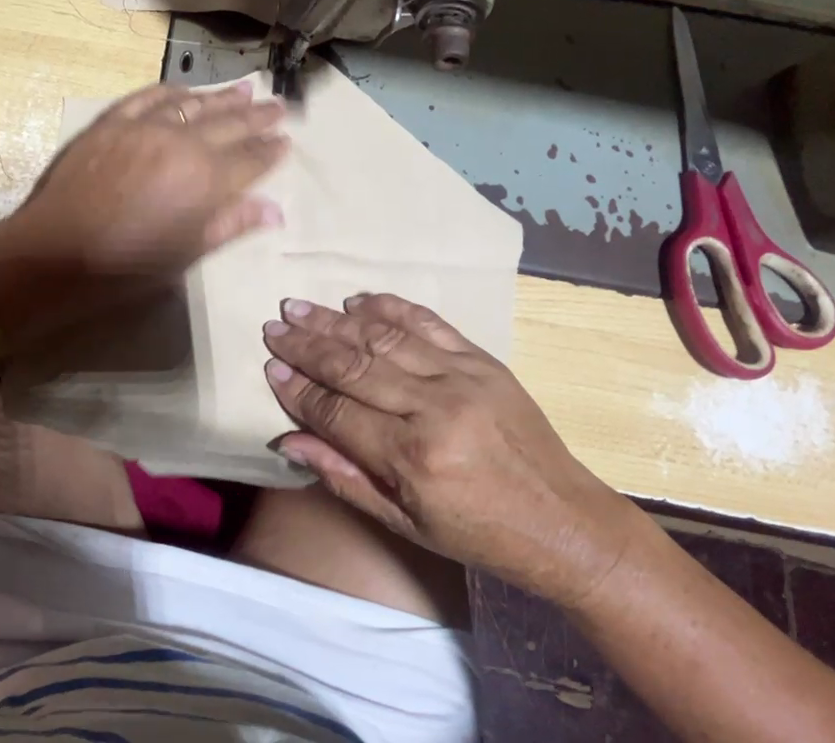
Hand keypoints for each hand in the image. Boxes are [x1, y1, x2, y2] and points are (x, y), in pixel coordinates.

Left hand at [0, 80, 287, 339]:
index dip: (271, 151)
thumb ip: (230, 224)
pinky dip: (171, 92)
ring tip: (245, 90)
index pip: (251, 159)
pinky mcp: (110, 123)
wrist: (53, 255)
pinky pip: (147, 97)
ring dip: (221, 97)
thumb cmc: (125, 268)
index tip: (287, 141)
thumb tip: (274, 209)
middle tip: (278, 106)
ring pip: (192, 103)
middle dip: (257, 116)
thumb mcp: (185, 255)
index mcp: (205, 180)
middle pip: (228, 123)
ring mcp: (142, 127)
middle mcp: (180, 142)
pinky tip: (185, 90)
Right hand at [262, 294, 647, 609]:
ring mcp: (463, 378)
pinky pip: (428, 324)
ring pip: (384, 339)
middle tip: (273, 327)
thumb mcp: (403, 521)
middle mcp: (435, 409)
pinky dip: (390, 308)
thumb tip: (286, 440)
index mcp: (412, 458)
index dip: (299, 390)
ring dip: (335, 321)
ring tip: (298, 307)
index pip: (337, 412)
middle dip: (306, 346)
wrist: (564, 521)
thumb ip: (342, 476)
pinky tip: (358, 300)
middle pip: (354, 367)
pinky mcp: (484, 362)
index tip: (270, 368)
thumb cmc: (477, 533)